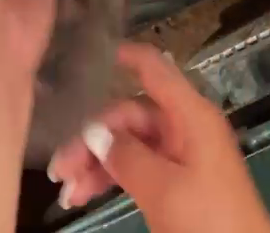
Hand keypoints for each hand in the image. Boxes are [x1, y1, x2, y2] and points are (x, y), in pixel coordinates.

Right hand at [45, 43, 269, 232]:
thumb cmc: (208, 218)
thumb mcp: (164, 188)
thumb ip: (127, 156)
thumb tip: (94, 131)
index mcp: (191, 114)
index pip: (155, 69)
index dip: (126, 56)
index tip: (92, 53)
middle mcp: (185, 126)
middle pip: (132, 115)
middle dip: (94, 137)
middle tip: (60, 166)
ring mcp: (181, 154)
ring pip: (130, 145)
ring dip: (98, 163)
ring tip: (66, 190)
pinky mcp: (177, 181)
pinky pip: (138, 167)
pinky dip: (112, 178)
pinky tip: (84, 194)